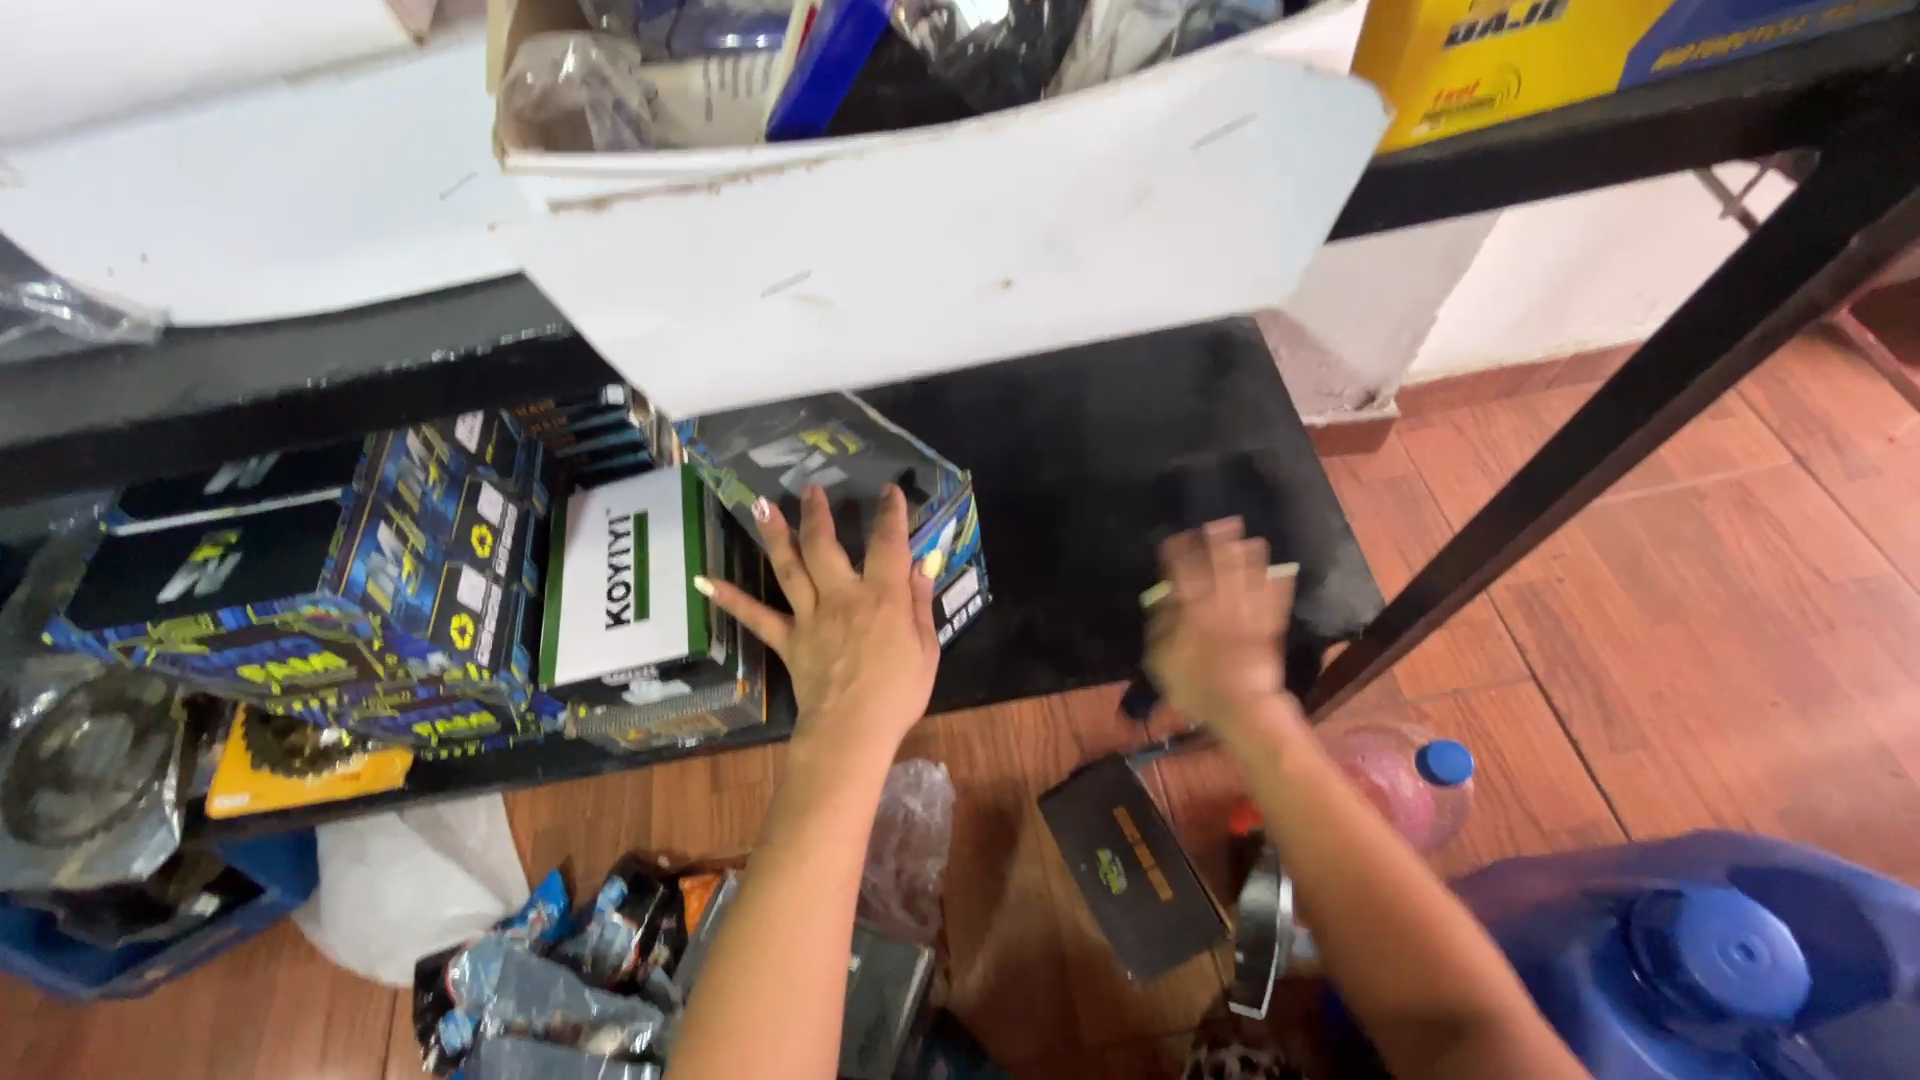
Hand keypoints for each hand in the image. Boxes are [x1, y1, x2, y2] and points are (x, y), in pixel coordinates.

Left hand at [697, 484, 939, 760]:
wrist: (852, 731)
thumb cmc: (898, 693)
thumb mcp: (926, 647)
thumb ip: (920, 603)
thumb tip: (923, 565)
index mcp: (882, 596)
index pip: (888, 544)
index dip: (890, 514)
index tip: (887, 490)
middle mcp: (842, 596)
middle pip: (825, 545)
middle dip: (818, 514)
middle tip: (810, 490)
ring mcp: (810, 616)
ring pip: (790, 567)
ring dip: (776, 534)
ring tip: (762, 506)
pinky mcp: (788, 640)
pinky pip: (757, 616)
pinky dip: (730, 598)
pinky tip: (705, 581)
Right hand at [1144, 518, 1298, 730]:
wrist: (1241, 707)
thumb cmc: (1196, 689)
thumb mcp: (1163, 662)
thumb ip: (1162, 629)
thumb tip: (1163, 602)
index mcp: (1192, 616)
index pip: (1184, 577)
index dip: (1180, 555)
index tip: (1178, 536)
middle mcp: (1220, 610)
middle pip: (1219, 571)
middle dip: (1217, 546)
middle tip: (1219, 524)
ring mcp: (1247, 618)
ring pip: (1247, 582)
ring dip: (1249, 560)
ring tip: (1249, 540)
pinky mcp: (1268, 630)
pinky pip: (1274, 605)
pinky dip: (1278, 588)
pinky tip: (1281, 573)